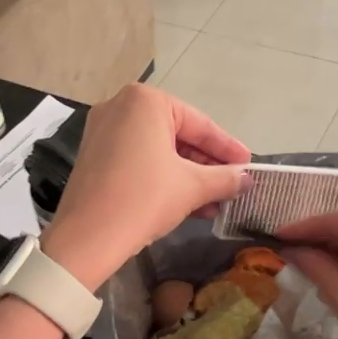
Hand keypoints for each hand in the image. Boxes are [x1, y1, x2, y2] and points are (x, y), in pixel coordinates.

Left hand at [42, 84, 249, 286]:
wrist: (88, 237)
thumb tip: (248, 179)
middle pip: (177, 136)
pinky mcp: (94, 157)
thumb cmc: (144, 199)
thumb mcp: (192, 187)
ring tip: (217, 202)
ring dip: (189, 177)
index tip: (249, 165)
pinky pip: (139, 161)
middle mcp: (120, 107)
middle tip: (234, 185)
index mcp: (145, 101)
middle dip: (207, 165)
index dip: (228, 148)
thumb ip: (225, 178)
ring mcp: (103, 132)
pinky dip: (164, 178)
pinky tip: (189, 204)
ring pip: (158, 151)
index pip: (199, 123)